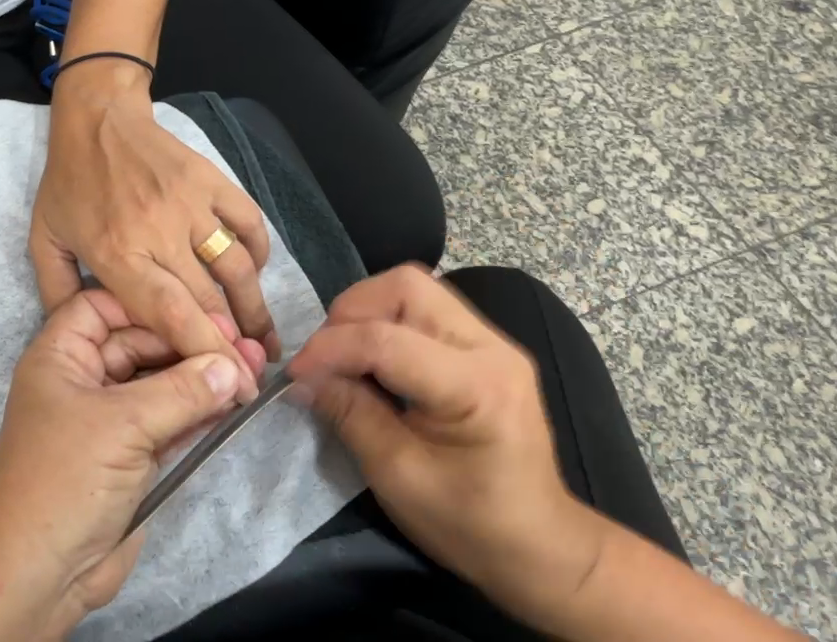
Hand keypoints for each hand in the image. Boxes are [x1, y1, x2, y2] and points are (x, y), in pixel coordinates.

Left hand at [0, 290, 264, 640]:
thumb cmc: (67, 479)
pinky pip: (170, 417)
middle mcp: (84, 376)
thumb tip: (234, 365)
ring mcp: (109, 415)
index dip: (147, 302)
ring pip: (160, 381)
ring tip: (255, 368)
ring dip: (203, 377)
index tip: (198, 305)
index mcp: (61, 354)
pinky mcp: (132, 451)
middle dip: (188, 343)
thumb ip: (182, 391)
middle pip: (140, 342)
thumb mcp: (123, 425)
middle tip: (244, 344)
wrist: (41, 573)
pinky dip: (200, 411)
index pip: (104, 305)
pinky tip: (236, 402)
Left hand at [30, 63, 276, 394]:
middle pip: (209, 300)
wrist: (97, 119)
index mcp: (117, 252)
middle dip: (235, 346)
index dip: (203, 354)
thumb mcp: (44, 240)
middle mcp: (159, 232)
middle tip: (250, 376)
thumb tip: (84, 341)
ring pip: (238, 267)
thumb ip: (59, 293)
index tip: (226, 385)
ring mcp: (191, 203)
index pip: (169, 313)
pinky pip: (248, 223)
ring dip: (256, 309)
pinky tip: (254, 275)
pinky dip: (259, 253)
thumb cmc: (69, 183)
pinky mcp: (212, 180)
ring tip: (264, 341)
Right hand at [288, 266, 609, 619]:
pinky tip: (373, 359)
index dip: (330, 349)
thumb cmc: (469, 523)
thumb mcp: (397, 476)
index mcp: (476, 387)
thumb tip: (303, 379)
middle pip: (406, 287)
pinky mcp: (485, 346)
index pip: (387, 341)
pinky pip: (425, 308)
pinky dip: (386, 320)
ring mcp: (492, 342)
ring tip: (344, 354)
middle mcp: (491, 347)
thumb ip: (349, 414)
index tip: (294, 374)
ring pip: (414, 288)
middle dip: (351, 312)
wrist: (541, 549)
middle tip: (325, 355)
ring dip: (367, 312)